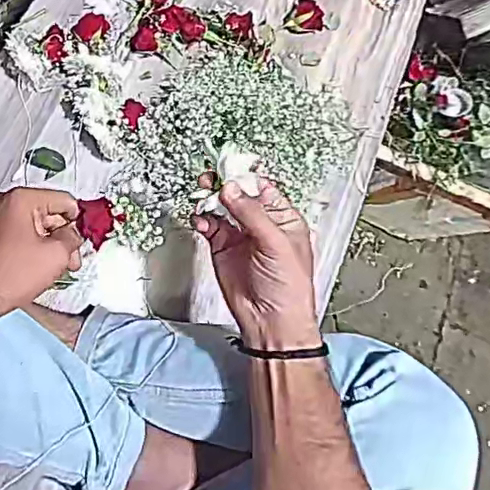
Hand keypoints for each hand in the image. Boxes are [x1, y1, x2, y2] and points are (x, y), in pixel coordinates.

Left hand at [0, 187, 82, 318]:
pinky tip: (39, 267)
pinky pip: (19, 235)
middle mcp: (5, 203)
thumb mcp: (57, 254)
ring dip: (49, 244)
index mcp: (21, 199)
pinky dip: (32, 248)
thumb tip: (73, 234)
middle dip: (63, 236)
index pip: (64, 200)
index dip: (77, 222)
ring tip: (57, 266)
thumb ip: (73, 237)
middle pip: (48, 213)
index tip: (79, 239)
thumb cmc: (11, 275)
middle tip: (71, 258)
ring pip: (34, 226)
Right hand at [193, 178, 319, 349]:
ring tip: (202, 195)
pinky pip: (208, 224)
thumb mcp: (276, 244)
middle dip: (223, 184)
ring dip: (210, 198)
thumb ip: (252, 214)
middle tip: (210, 178)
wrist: (270, 323)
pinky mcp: (221, 246)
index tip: (227, 166)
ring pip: (221, 206)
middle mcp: (260, 222)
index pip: (261, 187)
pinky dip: (201, 218)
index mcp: (282, 217)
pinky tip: (201, 219)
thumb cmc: (289, 288)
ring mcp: (239, 233)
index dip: (243, 176)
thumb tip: (231, 189)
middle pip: (237, 193)